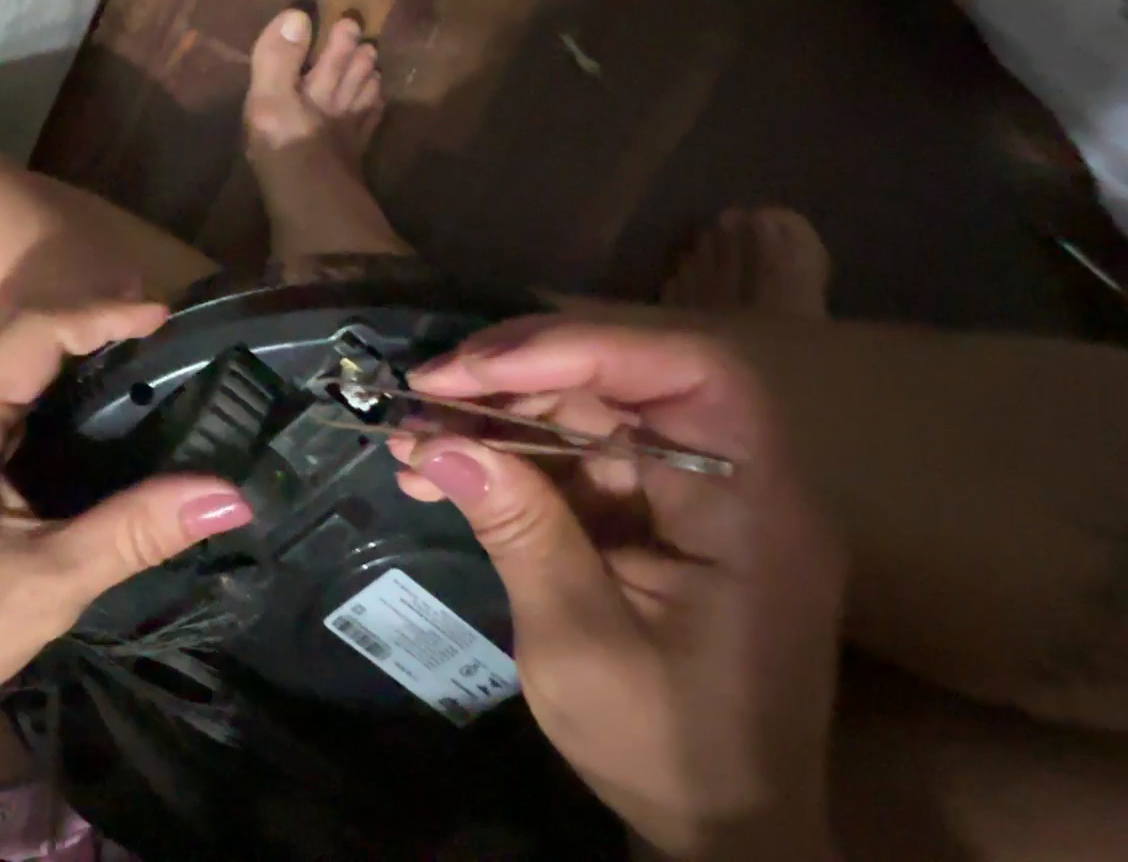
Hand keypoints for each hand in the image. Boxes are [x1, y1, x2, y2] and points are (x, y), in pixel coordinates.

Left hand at [0, 303, 251, 859]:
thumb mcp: (44, 587)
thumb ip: (137, 529)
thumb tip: (232, 497)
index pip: (34, 332)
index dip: (103, 313)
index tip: (166, 312)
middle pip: (7, 327)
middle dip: (83, 318)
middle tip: (156, 328)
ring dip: (51, 343)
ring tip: (122, 351)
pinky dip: (20, 372)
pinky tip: (60, 397)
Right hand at [394, 319, 844, 860]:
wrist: (718, 823)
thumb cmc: (668, 747)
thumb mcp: (581, 644)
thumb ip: (520, 533)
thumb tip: (439, 445)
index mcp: (753, 504)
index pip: (685, 372)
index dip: (576, 349)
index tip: (471, 371)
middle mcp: (727, 478)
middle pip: (620, 381)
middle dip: (509, 381)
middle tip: (420, 396)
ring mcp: (680, 494)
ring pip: (579, 415)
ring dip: (489, 419)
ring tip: (410, 441)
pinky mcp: (640, 513)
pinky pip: (565, 461)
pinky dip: (499, 460)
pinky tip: (436, 474)